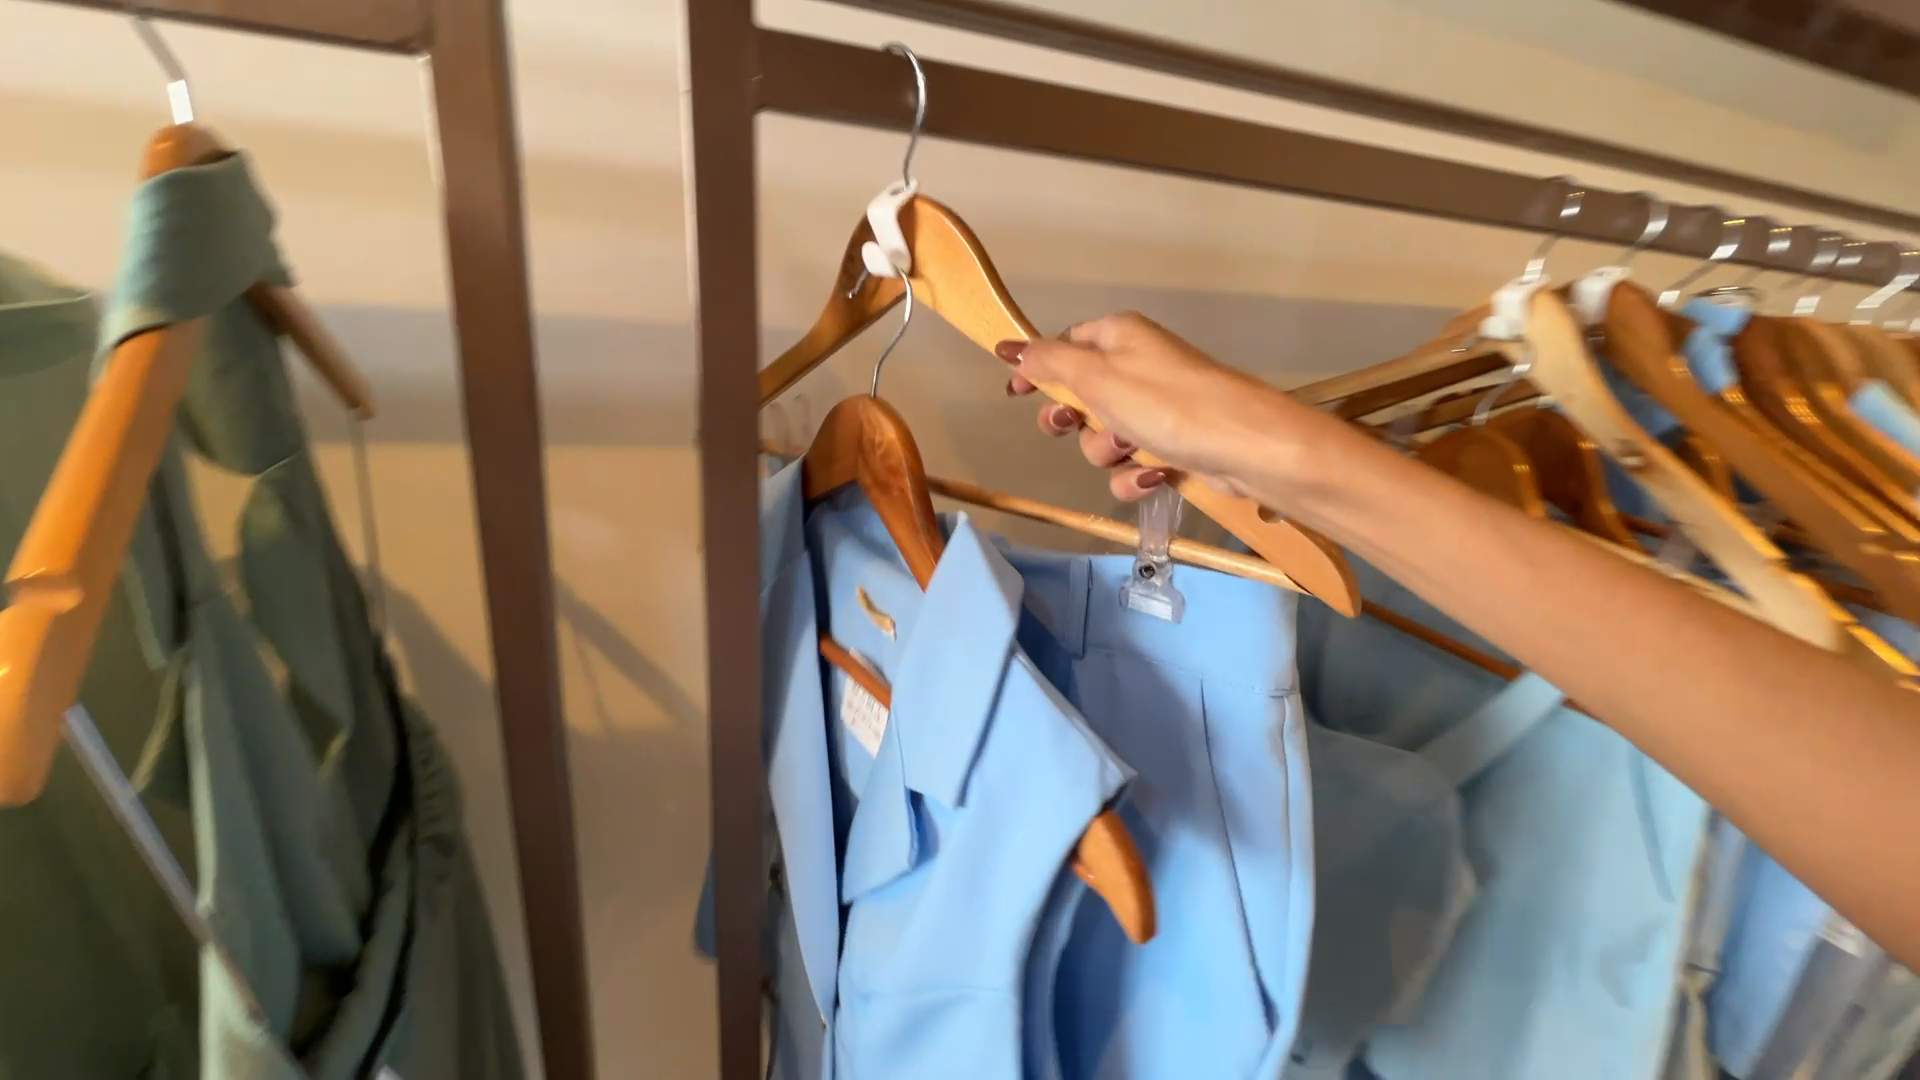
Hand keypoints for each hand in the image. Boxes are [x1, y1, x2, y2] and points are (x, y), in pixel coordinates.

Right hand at [998, 312, 1313, 503]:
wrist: (1242, 447)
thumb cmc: (1165, 402)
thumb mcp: (1096, 375)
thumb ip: (1048, 362)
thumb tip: (1009, 348)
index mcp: (1117, 337)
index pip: (1063, 347)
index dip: (1037, 370)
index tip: (1014, 393)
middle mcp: (1135, 368)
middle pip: (1077, 398)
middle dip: (1074, 421)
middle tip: (1073, 425)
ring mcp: (1153, 410)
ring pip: (1101, 438)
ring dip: (1109, 451)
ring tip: (1134, 448)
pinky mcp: (1169, 446)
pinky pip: (1129, 465)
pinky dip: (1136, 475)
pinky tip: (1155, 474)